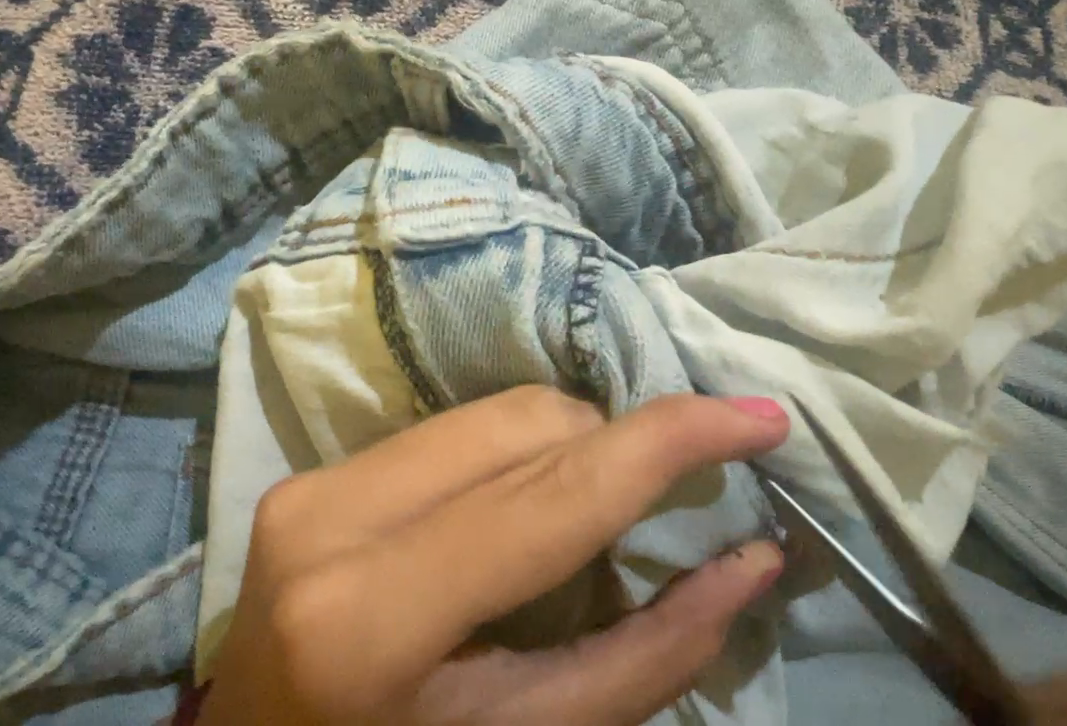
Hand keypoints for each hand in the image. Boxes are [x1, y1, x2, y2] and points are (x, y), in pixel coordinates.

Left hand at [197, 386, 791, 725]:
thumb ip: (643, 654)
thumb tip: (749, 559)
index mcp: (369, 613)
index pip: (548, 494)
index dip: (664, 441)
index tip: (759, 415)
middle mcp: (327, 516)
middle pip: (520, 424)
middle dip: (615, 442)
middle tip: (665, 496)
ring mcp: (307, 483)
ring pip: (484, 412)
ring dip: (564, 443)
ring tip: (592, 507)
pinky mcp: (307, 472)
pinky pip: (444, 431)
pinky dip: (508, 454)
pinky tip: (521, 503)